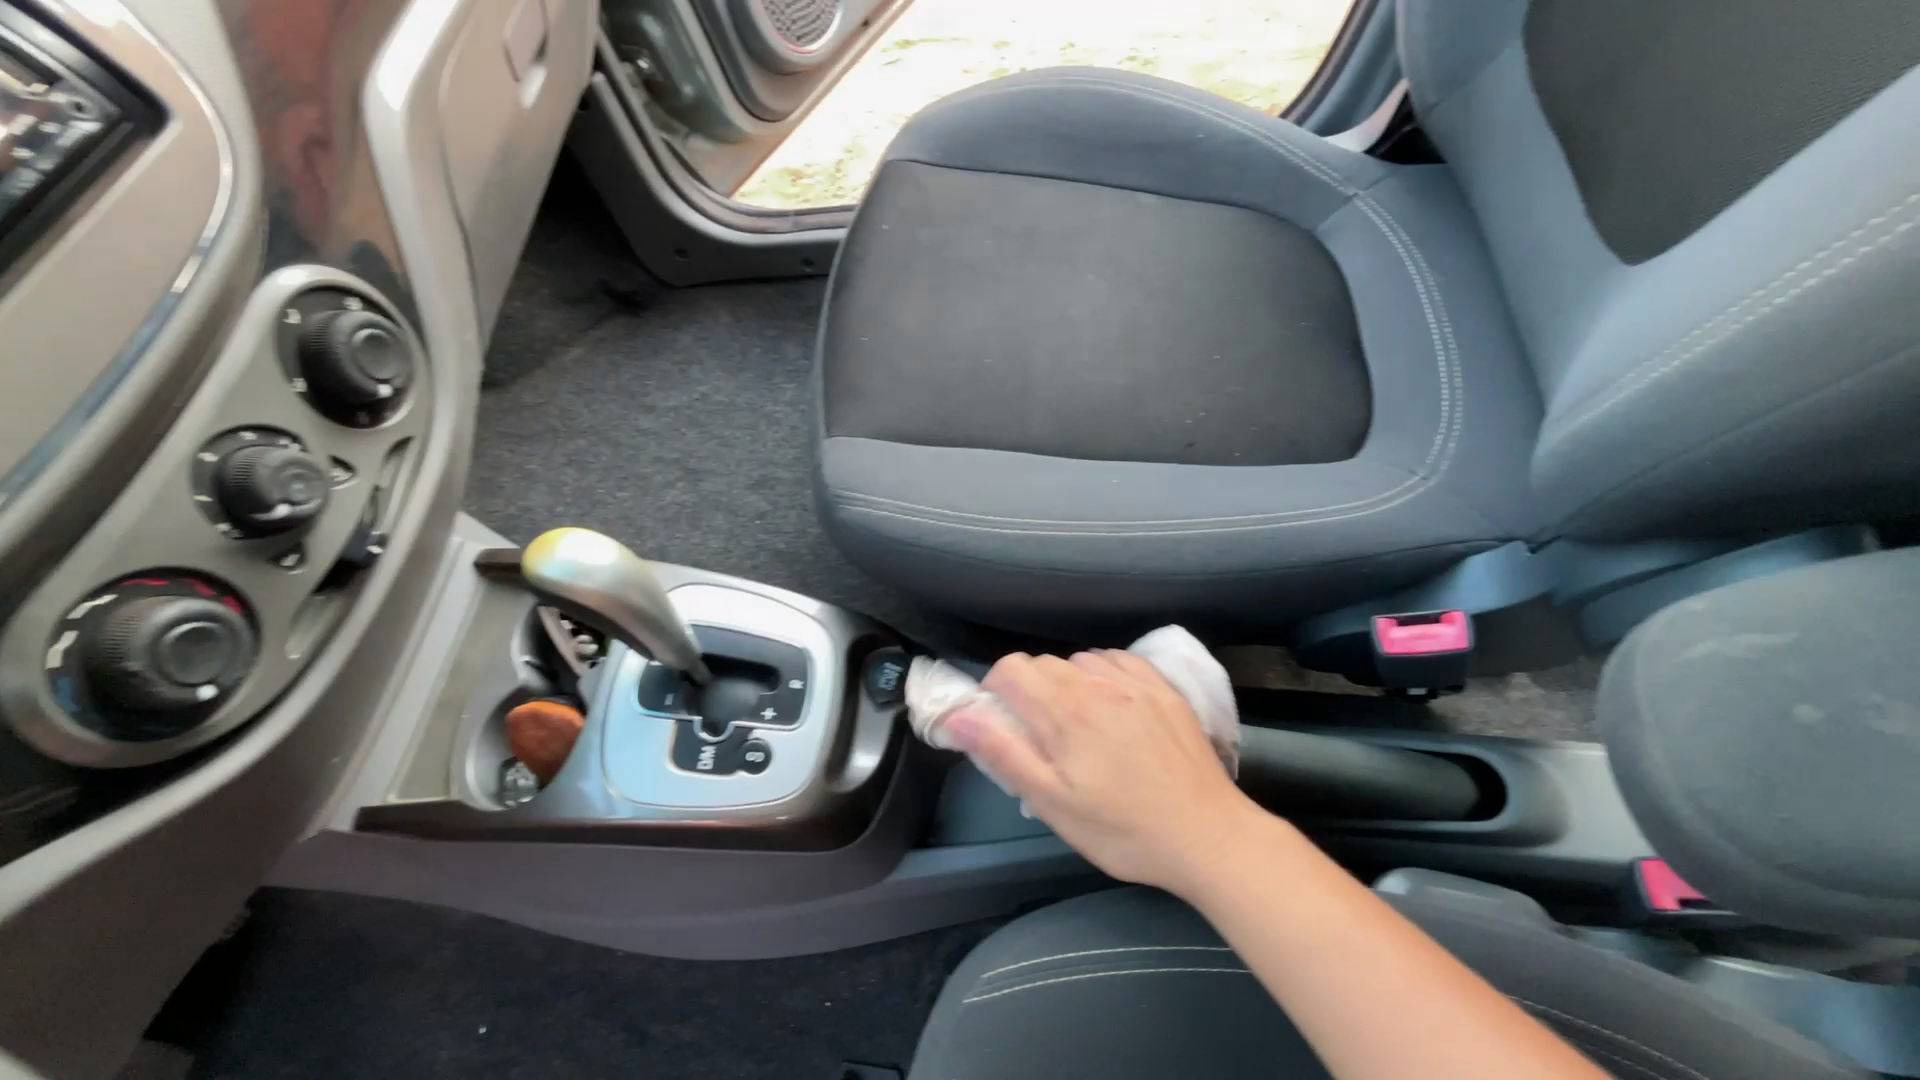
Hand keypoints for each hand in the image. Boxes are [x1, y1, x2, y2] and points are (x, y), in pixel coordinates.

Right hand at [944, 650, 1270, 895]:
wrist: (1207, 835)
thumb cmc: (1123, 830)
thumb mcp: (1053, 803)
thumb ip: (1003, 753)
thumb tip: (959, 716)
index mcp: (1064, 712)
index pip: (1011, 669)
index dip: (995, 690)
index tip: (1001, 721)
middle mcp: (1097, 685)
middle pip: (1043, 663)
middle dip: (1028, 689)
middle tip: (1038, 734)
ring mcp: (1136, 684)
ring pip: (1081, 660)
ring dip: (1066, 681)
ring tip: (1076, 722)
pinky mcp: (1165, 690)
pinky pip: (1120, 660)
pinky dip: (1104, 673)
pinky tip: (1111, 702)